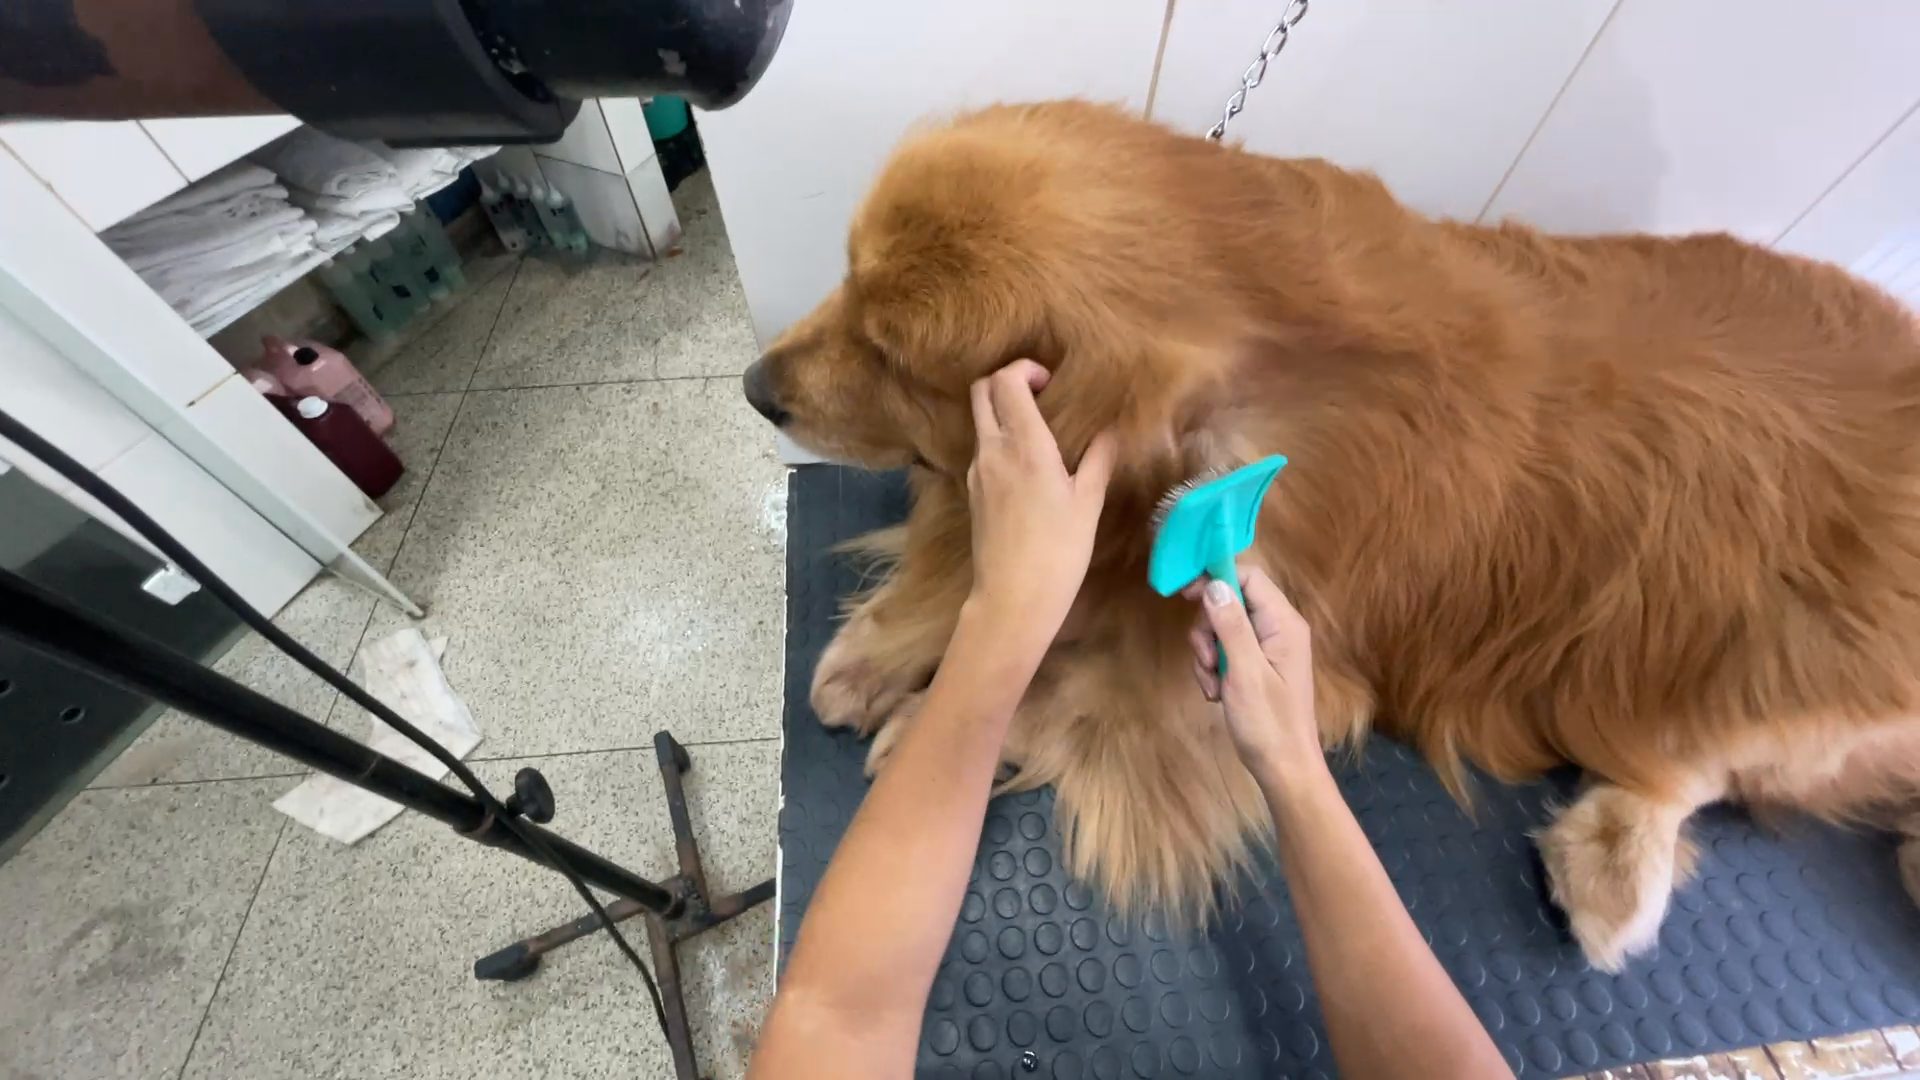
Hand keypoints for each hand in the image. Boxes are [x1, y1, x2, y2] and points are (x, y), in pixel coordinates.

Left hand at [965, 360, 1117, 644]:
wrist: (1012, 598)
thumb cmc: (1058, 552)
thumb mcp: (1088, 504)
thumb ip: (1099, 460)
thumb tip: (1112, 431)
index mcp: (1024, 446)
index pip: (1005, 382)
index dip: (1025, 369)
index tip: (1051, 381)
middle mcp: (992, 451)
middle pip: (980, 392)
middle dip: (1006, 381)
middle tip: (1041, 396)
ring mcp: (976, 472)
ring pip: (979, 421)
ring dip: (1002, 412)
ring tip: (1038, 430)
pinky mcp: (971, 493)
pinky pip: (981, 450)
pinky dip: (998, 440)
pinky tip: (1025, 463)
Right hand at [1183, 567, 1322, 782]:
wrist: (1282, 768)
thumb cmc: (1268, 721)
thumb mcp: (1244, 671)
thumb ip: (1230, 625)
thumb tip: (1213, 583)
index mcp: (1283, 623)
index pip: (1249, 577)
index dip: (1215, 578)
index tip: (1185, 595)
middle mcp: (1277, 628)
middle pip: (1229, 601)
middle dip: (1207, 628)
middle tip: (1205, 659)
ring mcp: (1266, 647)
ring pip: (1221, 627)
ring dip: (1207, 653)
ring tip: (1213, 684)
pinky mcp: (1254, 664)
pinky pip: (1223, 650)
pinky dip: (1212, 668)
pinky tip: (1216, 692)